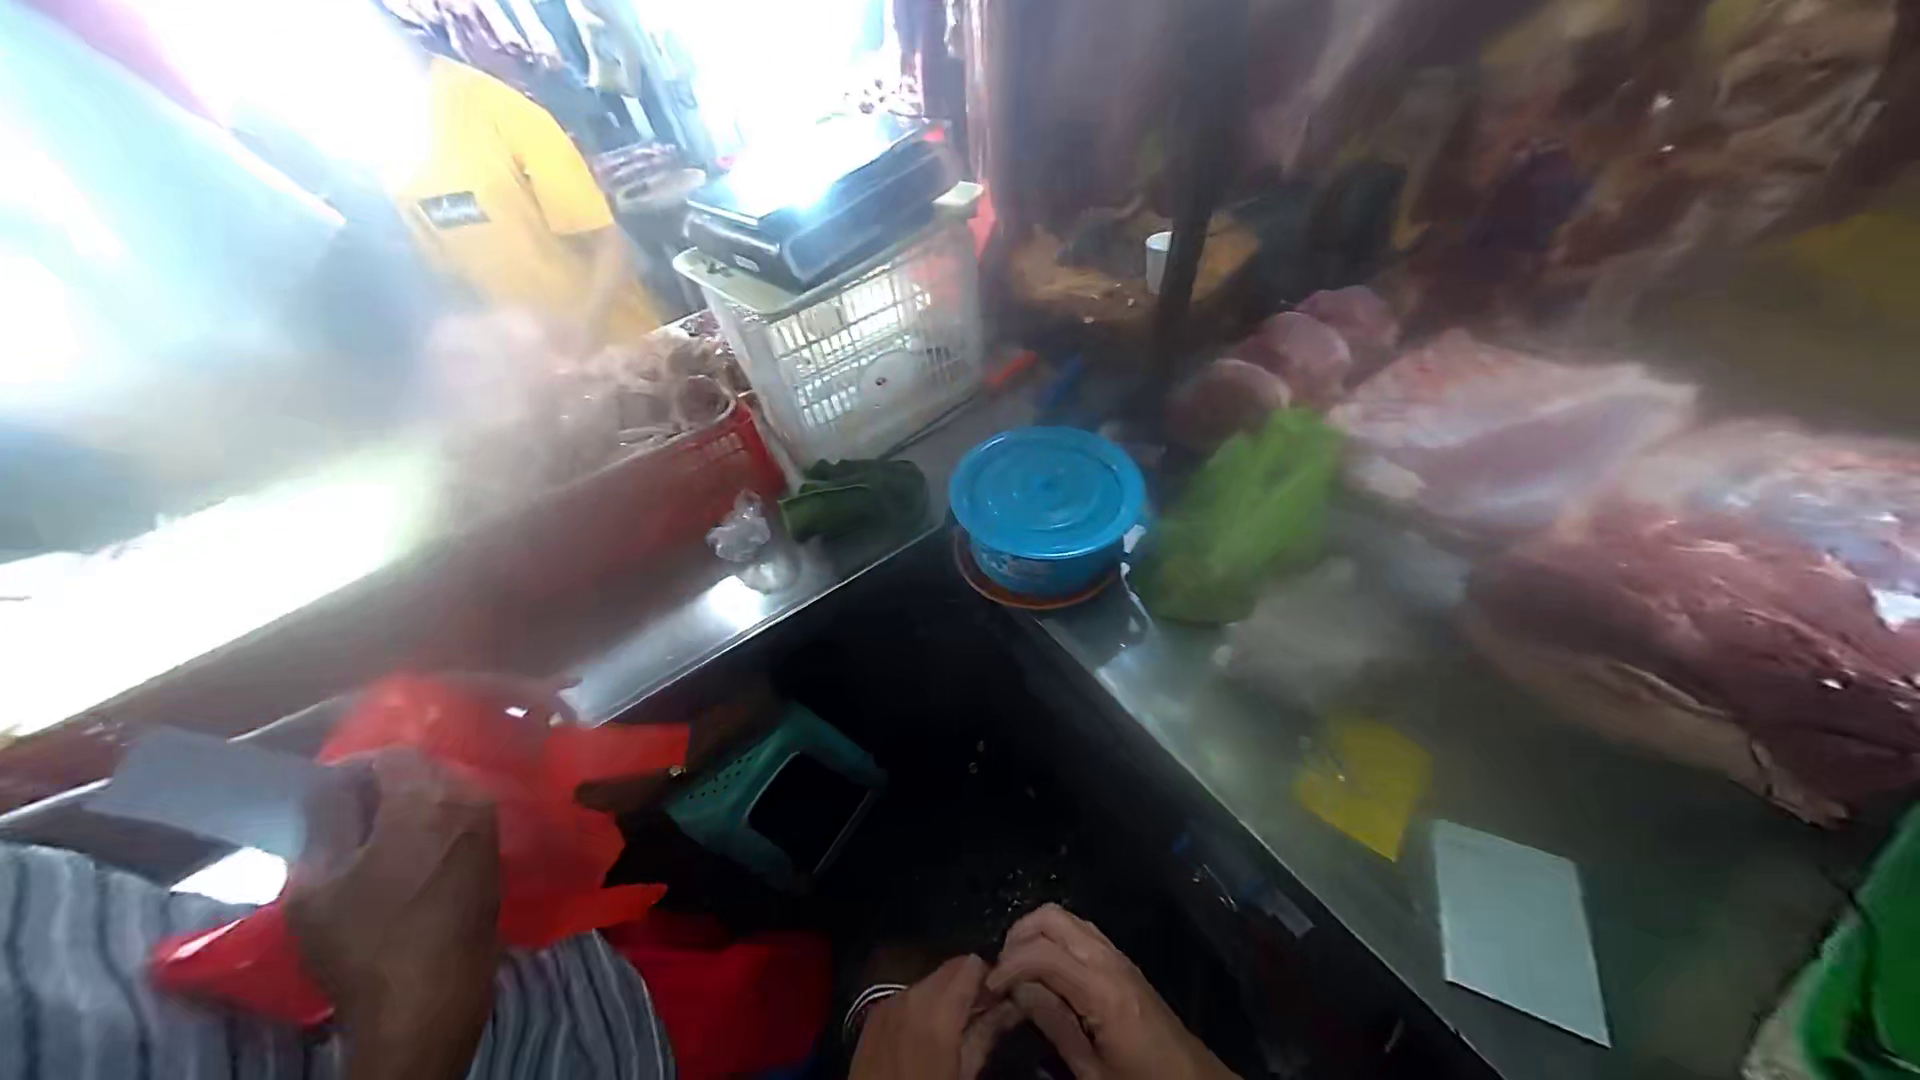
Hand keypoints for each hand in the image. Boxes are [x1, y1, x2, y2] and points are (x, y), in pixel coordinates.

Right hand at [285, 749, 499, 1079]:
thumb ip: (328, 822)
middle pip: (428, 768)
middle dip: (386, 779)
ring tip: (369, 829)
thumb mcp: (320, 883)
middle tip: (344, 807)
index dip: (357, 765)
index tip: (325, 788)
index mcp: (429, 799)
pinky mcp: (495, 847)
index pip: (395, 755)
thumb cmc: (367, 938)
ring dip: (412, 797)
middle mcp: (471, 799)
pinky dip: (434, 816)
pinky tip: (405, 845)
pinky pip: (463, 812)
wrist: (432, 988)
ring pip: (448, 788)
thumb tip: (332, 787)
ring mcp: (490, 822)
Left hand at [850, 955, 1025, 1079]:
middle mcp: (911, 994)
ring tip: (960, 1026)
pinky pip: (909, 995)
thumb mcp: (964, 1076)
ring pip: (930, 981)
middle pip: (950, 969)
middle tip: (986, 1011)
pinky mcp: (875, 1014)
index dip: (989, 976)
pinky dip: (925, 1004)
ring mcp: (889, 1002)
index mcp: (936, 1010)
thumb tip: (1011, 1006)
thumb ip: (987, 1034)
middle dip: (970, 984)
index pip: (971, 964)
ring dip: (948, 994)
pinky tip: (930, 1033)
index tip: (1001, 995)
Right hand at [987, 904, 1235, 1079]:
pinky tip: (1044, 968)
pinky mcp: (1119, 958)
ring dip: (1034, 932)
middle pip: (1051, 917)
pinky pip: (1078, 929)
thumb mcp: (1093, 1073)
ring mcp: (1115, 953)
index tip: (989, 987)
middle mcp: (1107, 958)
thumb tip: (1016, 990)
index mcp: (1102, 990)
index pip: (1042, 954)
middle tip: (1002, 972)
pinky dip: (1052, 936)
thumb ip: (1054, 1025)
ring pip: (1063, 916)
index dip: (1008, 965)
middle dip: (1018, 936)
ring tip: (1017, 968)